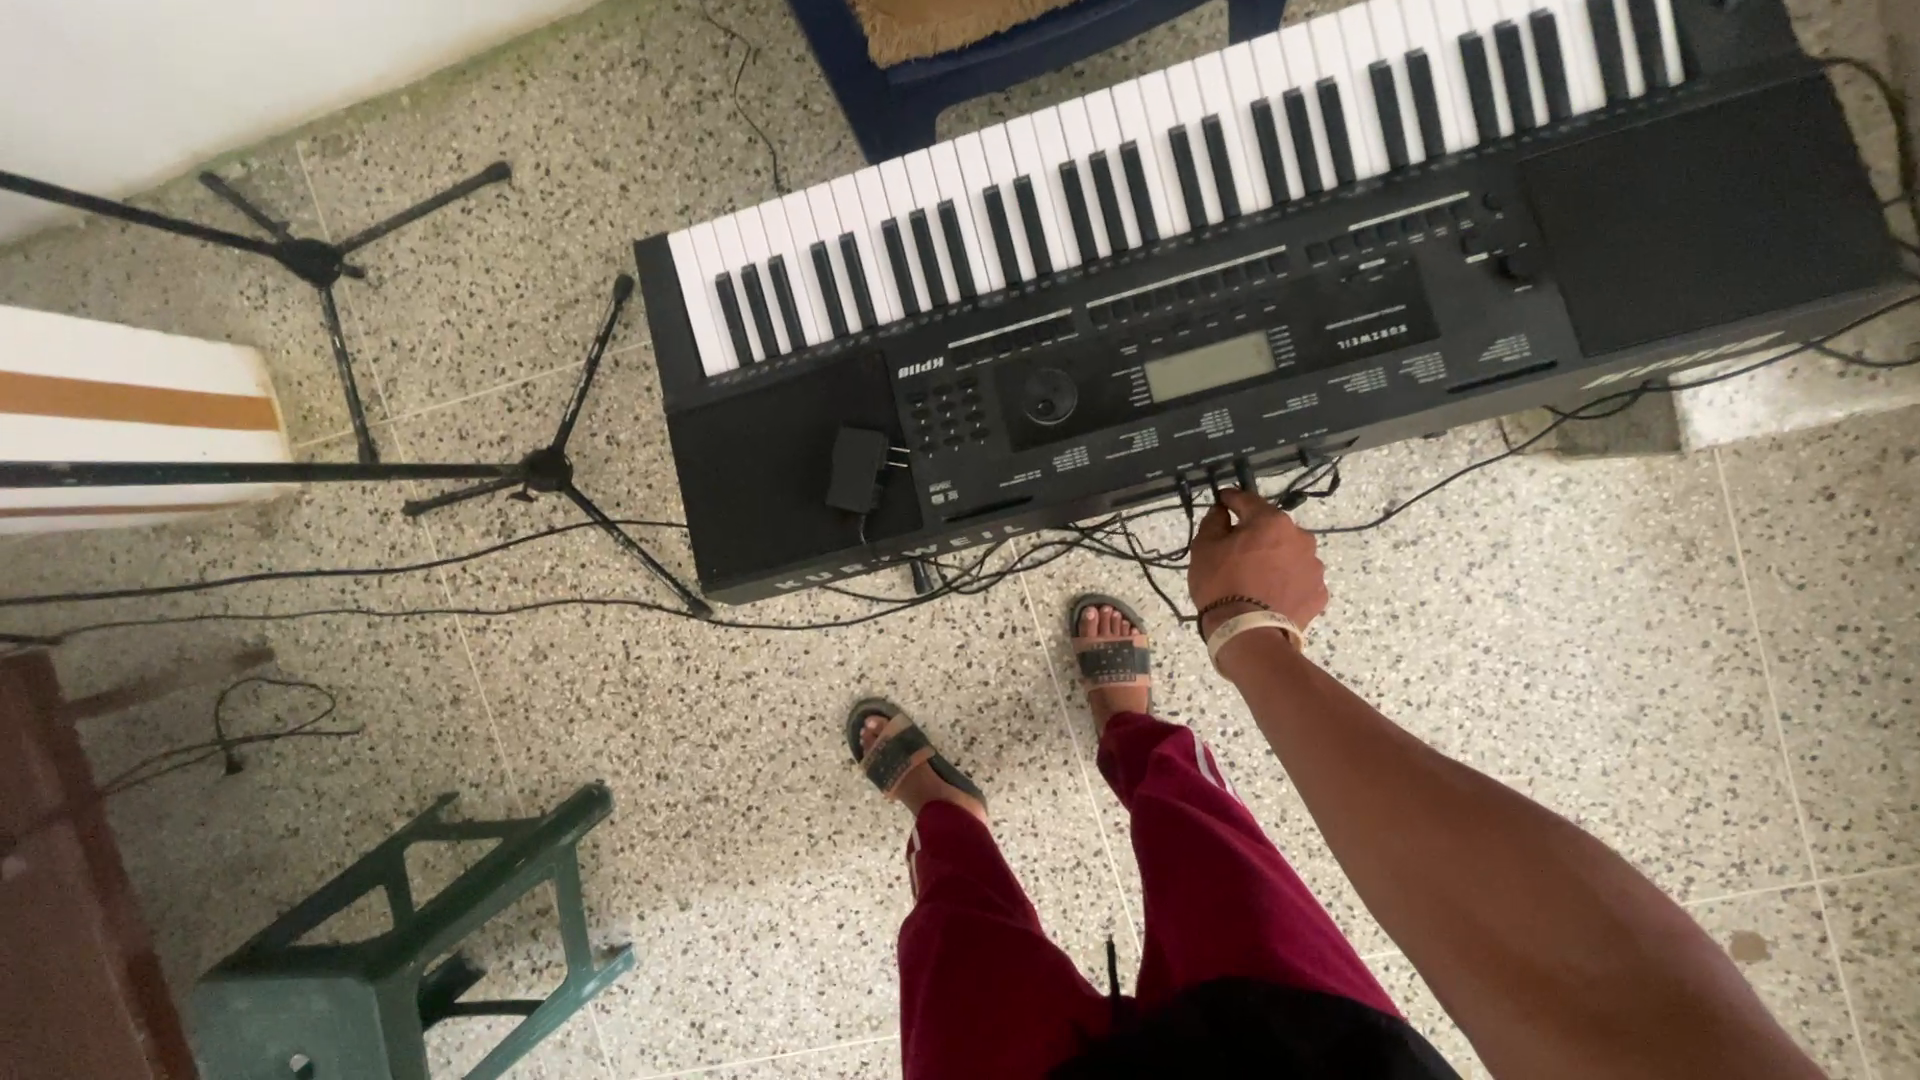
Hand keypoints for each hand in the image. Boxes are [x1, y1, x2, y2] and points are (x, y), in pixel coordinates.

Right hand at [1188, 487, 1328, 636]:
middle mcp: (1300, 537)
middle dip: (1256, 535)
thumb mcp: (1203, 549)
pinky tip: (1271, 594)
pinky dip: (1286, 582)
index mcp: (1271, 521)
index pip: (1248, 500)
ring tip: (1256, 578)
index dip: (1231, 499)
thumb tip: (1222, 511)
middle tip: (1237, 550)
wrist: (1249, 634)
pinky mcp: (1319, 593)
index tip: (1222, 500)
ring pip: (1289, 554)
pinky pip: (1298, 579)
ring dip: (1275, 559)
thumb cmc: (1221, 585)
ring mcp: (1314, 566)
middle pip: (1273, 529)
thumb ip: (1213, 522)